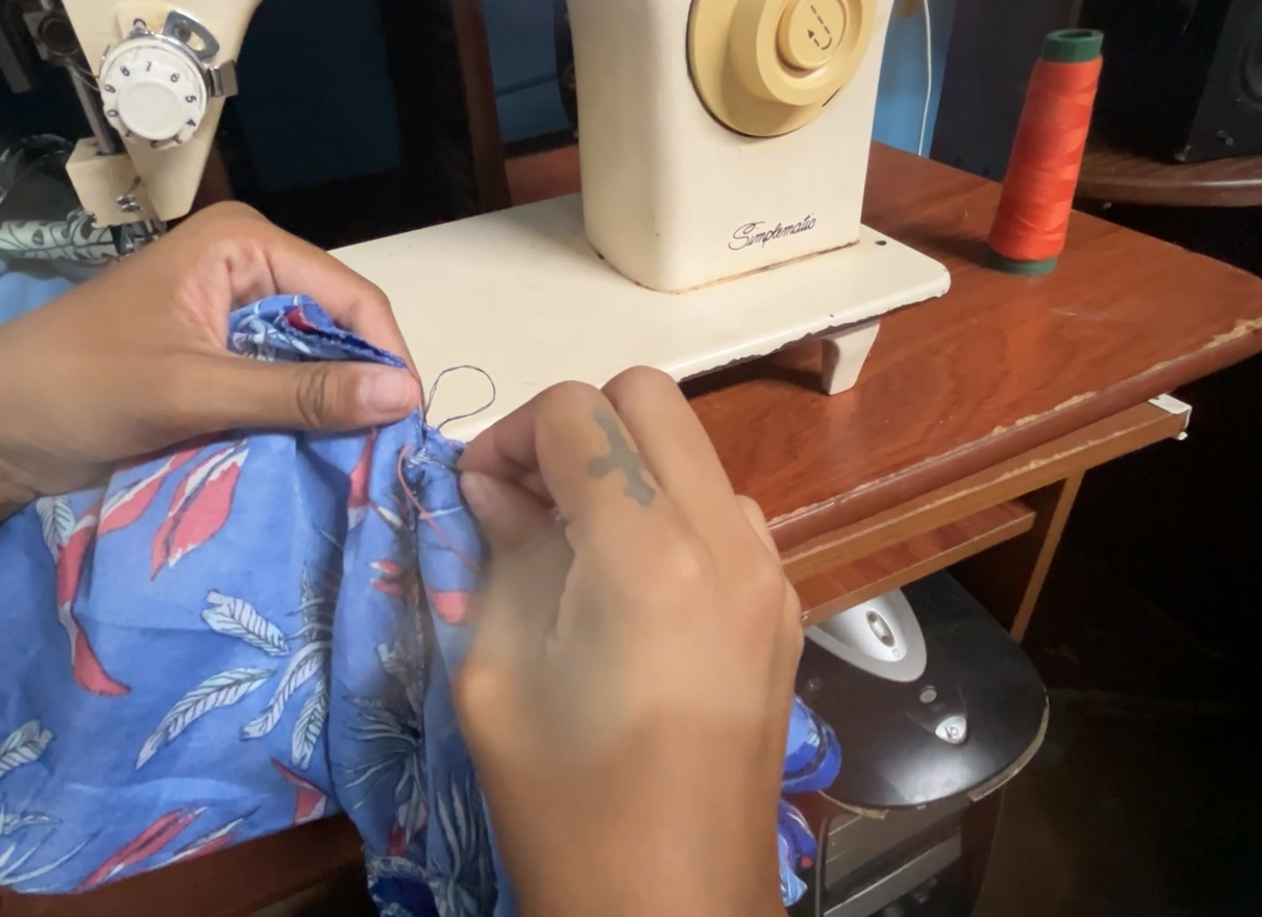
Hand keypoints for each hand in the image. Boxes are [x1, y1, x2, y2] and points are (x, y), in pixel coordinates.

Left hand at [0, 202, 420, 498]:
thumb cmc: (80, 387)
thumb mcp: (196, 389)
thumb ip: (301, 392)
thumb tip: (407, 396)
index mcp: (245, 245)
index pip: (350, 297)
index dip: (385, 356)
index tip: (407, 424)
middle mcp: (253, 269)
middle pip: (340, 326)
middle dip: (363, 383)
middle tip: (387, 448)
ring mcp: (239, 313)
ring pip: (319, 358)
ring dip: (336, 405)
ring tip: (364, 455)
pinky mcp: (228, 354)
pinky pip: (290, 382)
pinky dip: (305, 416)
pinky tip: (321, 449)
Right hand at [454, 368, 800, 915]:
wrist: (675, 909)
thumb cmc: (565, 803)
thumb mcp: (496, 670)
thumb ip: (497, 550)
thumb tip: (492, 483)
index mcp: (650, 555)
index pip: (578, 412)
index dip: (512, 433)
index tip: (481, 490)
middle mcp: (726, 538)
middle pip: (648, 396)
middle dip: (575, 426)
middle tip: (529, 498)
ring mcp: (767, 567)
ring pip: (689, 445)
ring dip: (625, 464)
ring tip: (579, 541)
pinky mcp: (781, 599)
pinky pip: (722, 504)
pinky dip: (669, 506)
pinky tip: (638, 580)